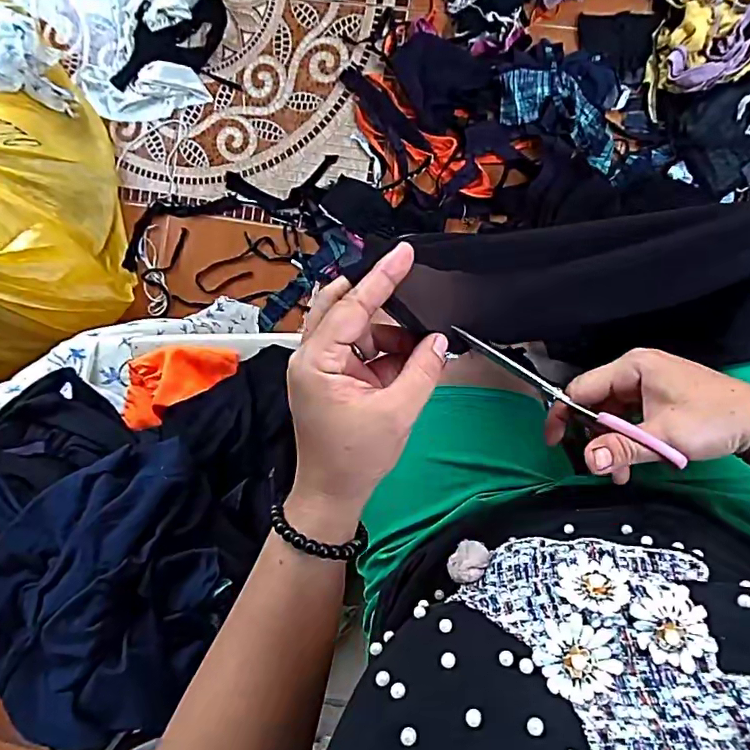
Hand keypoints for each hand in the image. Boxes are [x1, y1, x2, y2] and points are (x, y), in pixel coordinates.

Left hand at [286, 243, 448, 526]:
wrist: (333, 494)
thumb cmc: (354, 459)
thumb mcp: (398, 412)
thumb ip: (423, 370)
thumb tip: (438, 341)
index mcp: (317, 361)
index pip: (352, 307)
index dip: (382, 279)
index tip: (403, 254)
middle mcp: (311, 357)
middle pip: (344, 308)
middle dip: (381, 304)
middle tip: (413, 296)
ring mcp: (321, 367)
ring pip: (356, 329)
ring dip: (389, 336)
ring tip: (419, 353)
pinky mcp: (333, 378)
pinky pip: (360, 350)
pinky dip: (386, 353)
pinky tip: (409, 363)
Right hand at [545, 348, 749, 483]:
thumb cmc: (715, 420)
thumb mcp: (664, 437)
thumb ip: (622, 448)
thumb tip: (589, 460)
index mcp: (634, 367)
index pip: (581, 388)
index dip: (563, 416)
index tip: (556, 444)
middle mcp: (638, 371)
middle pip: (596, 403)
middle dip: (594, 438)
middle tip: (599, 467)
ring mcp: (650, 384)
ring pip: (613, 415)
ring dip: (613, 445)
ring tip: (623, 472)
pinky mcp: (660, 399)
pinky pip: (631, 419)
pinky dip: (629, 441)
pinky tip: (636, 462)